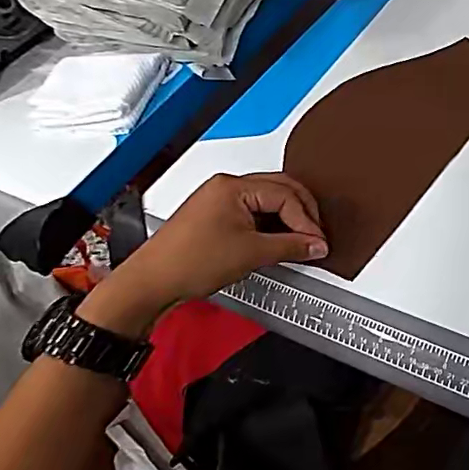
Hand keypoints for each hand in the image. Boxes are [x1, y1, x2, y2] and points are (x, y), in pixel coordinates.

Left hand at [80, 173, 327, 333]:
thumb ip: (291, 246)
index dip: (306, 220)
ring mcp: (219, 200)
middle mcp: (225, 187)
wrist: (152, 282)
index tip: (317, 241)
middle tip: (316, 236)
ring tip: (300, 241)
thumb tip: (314, 244)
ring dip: (287, 219)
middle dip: (302, 213)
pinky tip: (278, 242)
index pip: (285, 196)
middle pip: (280, 191)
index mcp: (233, 186)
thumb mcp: (251, 254)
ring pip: (267, 201)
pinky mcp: (215, 216)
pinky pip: (253, 212)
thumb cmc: (186, 262)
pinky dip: (271, 226)